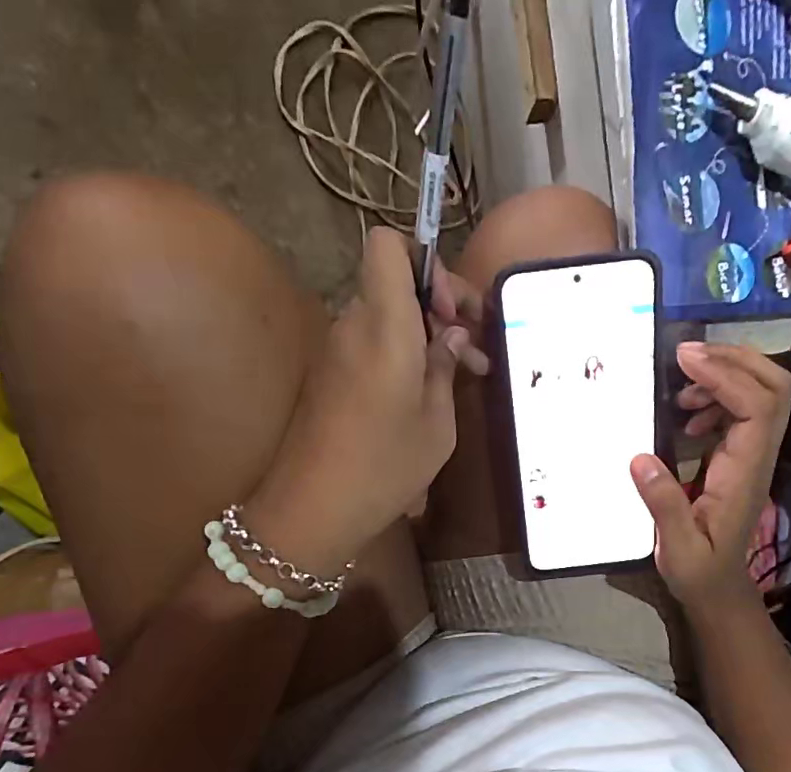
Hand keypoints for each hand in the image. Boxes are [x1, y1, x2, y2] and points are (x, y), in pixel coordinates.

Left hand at [249, 227, 489, 573]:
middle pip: (395, 280)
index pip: (388, 246)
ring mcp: (338, 347)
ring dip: (426, 331)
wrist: (316, 507)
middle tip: (474, 346)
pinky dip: (404, 351)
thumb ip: (445, 367)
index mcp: (385, 327)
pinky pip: (373, 340)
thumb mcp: (438, 422)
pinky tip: (430, 389)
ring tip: (465, 372)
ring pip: (388, 313)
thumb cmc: (386, 465)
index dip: (425, 260)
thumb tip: (450, 335)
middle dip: (440, 303)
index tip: (451, 309)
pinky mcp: (332, 371)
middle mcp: (355, 324)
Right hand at [630, 342, 790, 611]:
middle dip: (735, 358)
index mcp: (745, 474)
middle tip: (687, 354)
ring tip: (681, 386)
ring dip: (725, 374)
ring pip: (762, 394)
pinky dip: (718, 396)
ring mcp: (754, 454)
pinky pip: (743, 410)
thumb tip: (640, 459)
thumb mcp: (678, 549)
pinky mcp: (742, 456)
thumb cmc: (700, 572)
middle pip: (774, 388)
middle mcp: (758, 456)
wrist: (719, 589)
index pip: (756, 408)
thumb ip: (664, 506)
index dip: (725, 375)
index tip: (684, 360)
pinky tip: (687, 414)